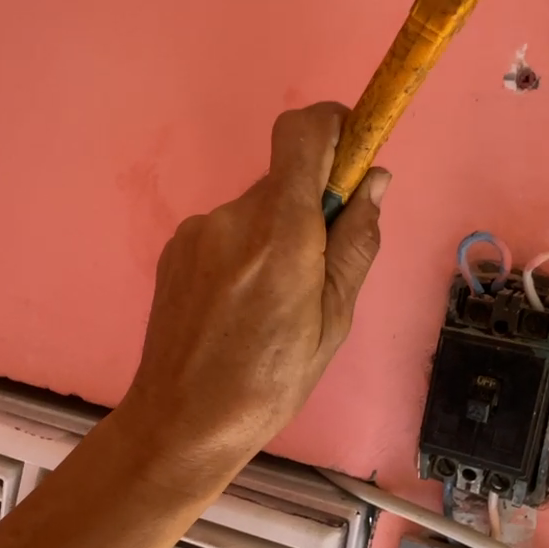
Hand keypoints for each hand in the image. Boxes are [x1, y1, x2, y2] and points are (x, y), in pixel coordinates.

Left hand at [114, 103, 387, 491]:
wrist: (182, 420)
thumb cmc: (271, 381)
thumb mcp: (334, 320)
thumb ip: (356, 243)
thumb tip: (374, 181)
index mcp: (281, 231)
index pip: (304, 130)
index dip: (334, 128)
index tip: (352, 159)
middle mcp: (233, 216)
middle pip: (284, 178)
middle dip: (309, 207)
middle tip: (315, 272)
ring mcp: (197, 231)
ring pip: (254, 210)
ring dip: (274, 236)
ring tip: (269, 303)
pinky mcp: (174, 250)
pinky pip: (224, 233)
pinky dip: (242, 254)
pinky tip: (236, 306)